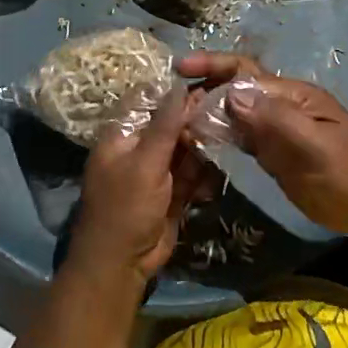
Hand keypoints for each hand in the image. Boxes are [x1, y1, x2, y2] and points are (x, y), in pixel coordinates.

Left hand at [66, 89, 212, 283]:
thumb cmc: (126, 206)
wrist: (121, 264)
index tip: (207, 83)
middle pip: (171, 124)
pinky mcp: (170, 192)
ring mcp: (155, 171)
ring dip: (202, 145)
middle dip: (195, 120)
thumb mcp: (146, 160)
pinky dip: (203, 171)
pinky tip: (219, 165)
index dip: (176, 93)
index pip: (150, 101)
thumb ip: (166, 124)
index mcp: (122, 134)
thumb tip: (181, 86)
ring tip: (226, 135)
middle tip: (224, 113)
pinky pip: (190, 173)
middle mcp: (138, 148)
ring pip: (184, 149)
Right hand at [179, 53, 347, 235]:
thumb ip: (275, 119)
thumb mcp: (314, 146)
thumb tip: (231, 92)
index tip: (180, 68)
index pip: (245, 73)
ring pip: (234, 111)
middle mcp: (280, 104)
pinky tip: (199, 141)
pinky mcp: (271, 150)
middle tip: (173, 107)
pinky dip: (218, 134)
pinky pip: (239, 134)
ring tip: (178, 122)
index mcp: (292, 95)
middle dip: (204, 88)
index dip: (213, 67)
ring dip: (207, 112)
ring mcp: (275, 128)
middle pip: (235, 86)